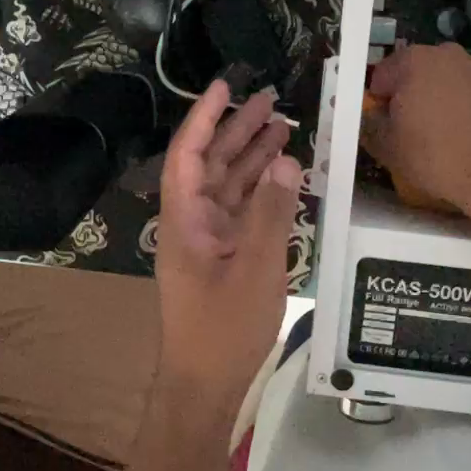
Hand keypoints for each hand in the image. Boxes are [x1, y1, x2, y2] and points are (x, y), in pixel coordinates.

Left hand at [155, 81, 302, 406]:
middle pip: (212, 165)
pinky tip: (285, 177)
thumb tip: (285, 161)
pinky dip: (262, 193)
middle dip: (238, 131)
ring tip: (284, 127)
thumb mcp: (256, 269)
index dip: (203, 117)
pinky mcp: (224, 259)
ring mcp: (209, 242)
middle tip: (272, 101)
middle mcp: (193, 223)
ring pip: (229, 188)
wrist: (204, 384)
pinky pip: (242, 214)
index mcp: (185, 219)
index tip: (225, 87)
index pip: (189, 155)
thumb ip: (272, 213)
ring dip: (253, 158)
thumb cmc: (223, 329)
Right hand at [363, 42, 470, 218]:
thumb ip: (369, 126)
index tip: (383, 129)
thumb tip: (368, 117)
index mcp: (413, 60)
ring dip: (433, 103)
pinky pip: (465, 95)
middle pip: (412, 75)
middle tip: (407, 134)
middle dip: (406, 99)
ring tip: (437, 139)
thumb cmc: (436, 156)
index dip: (377, 104)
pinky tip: (461, 138)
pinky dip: (458, 110)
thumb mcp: (388, 147)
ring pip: (441, 84)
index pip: (380, 76)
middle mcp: (446, 53)